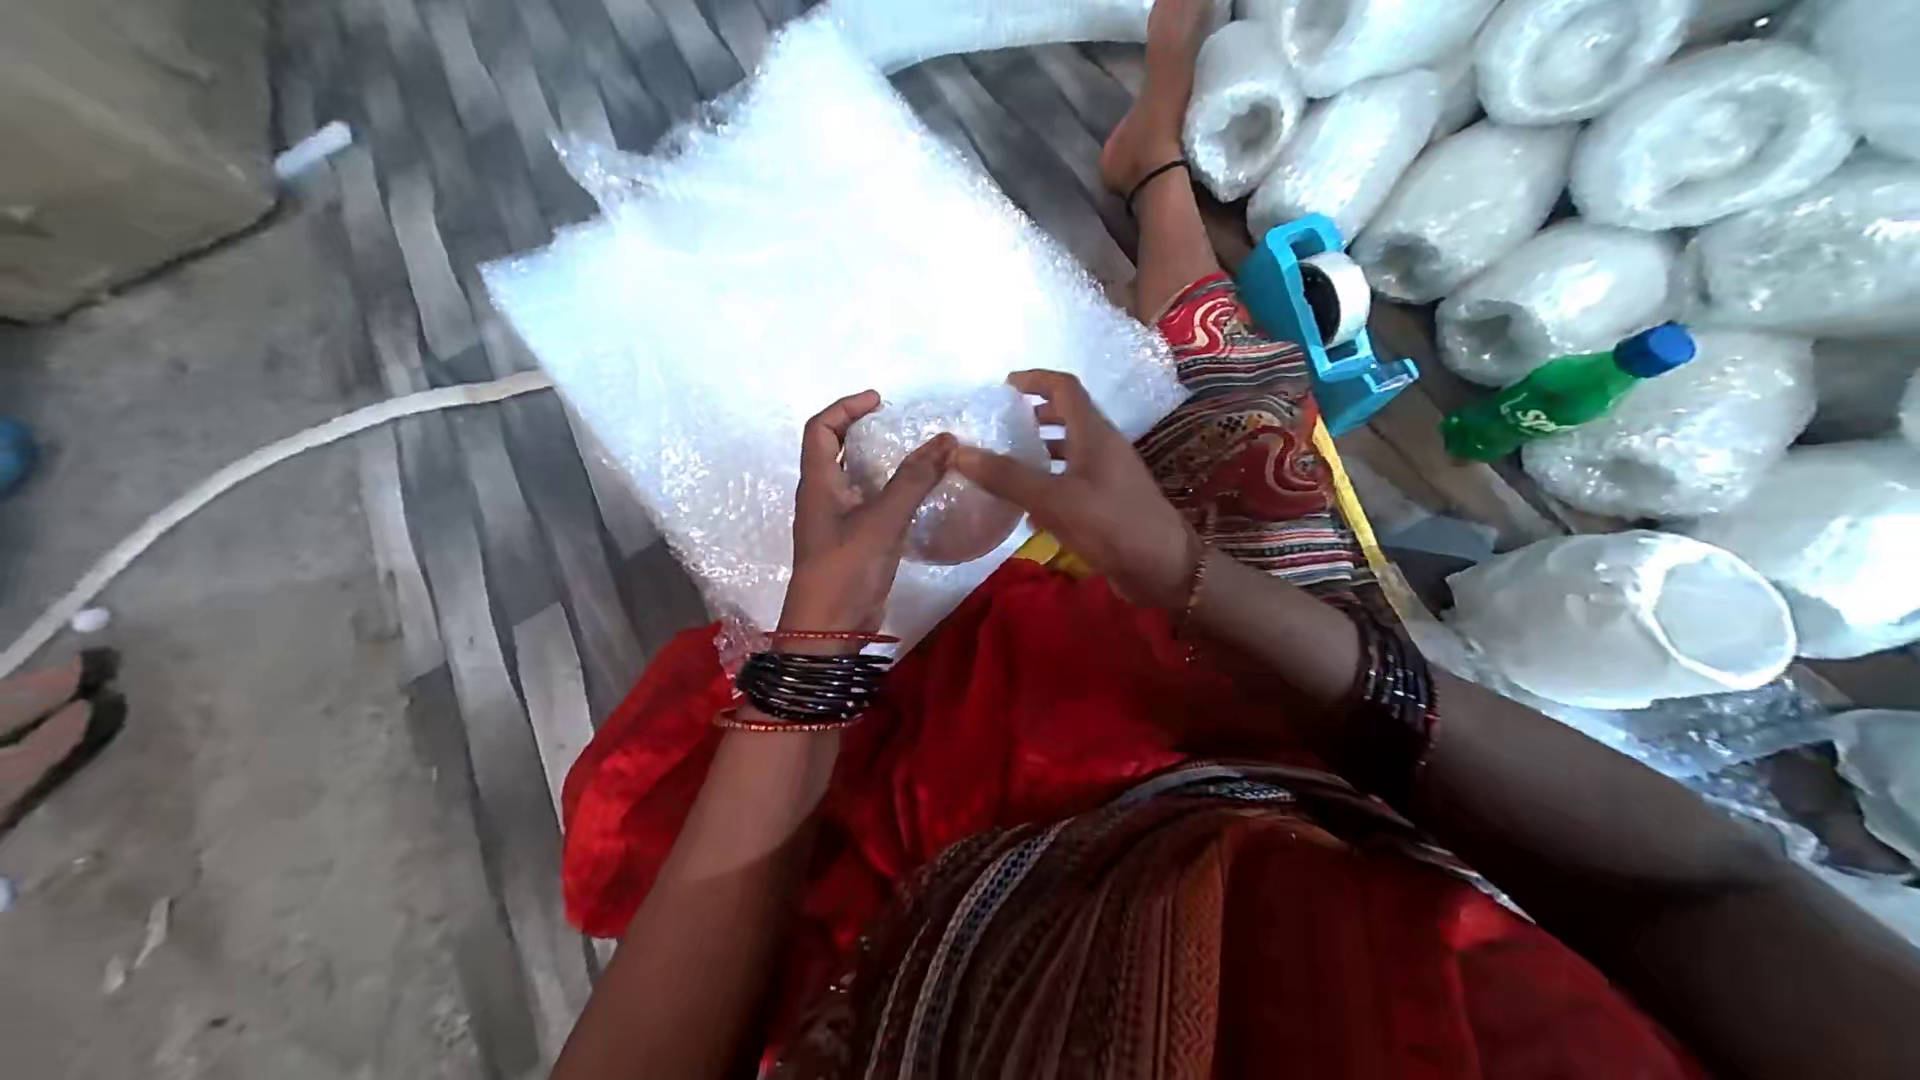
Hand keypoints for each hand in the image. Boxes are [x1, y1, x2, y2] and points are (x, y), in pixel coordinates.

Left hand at [780, 390, 955, 636]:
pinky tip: (918, 494)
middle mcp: (823, 496)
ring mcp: (837, 521)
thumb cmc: (846, 569)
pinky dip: (890, 490)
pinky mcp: (853, 541)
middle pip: (835, 448)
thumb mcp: (882, 521)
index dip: (845, 407)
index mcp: (818, 483)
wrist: (830, 629)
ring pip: (854, 477)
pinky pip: (869, 503)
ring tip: (916, 453)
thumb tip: (946, 440)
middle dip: (863, 430)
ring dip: (880, 461)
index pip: (820, 428)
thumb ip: (913, 480)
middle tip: (898, 424)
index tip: (879, 401)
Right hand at [953, 370, 1197, 609]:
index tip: (1005, 386)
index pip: (1065, 387)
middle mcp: (1103, 447)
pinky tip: (1028, 507)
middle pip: (1068, 416)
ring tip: (1007, 463)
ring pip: (1071, 450)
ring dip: (1041, 450)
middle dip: (1035, 415)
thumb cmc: (1111, 525)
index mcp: (1094, 433)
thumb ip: (1007, 476)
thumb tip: (960, 453)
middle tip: (1002, 426)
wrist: (1162, 568)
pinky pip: (1074, 480)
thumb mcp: (1053, 499)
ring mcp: (1109, 475)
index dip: (1035, 379)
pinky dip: (1050, 482)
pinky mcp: (1109, 502)